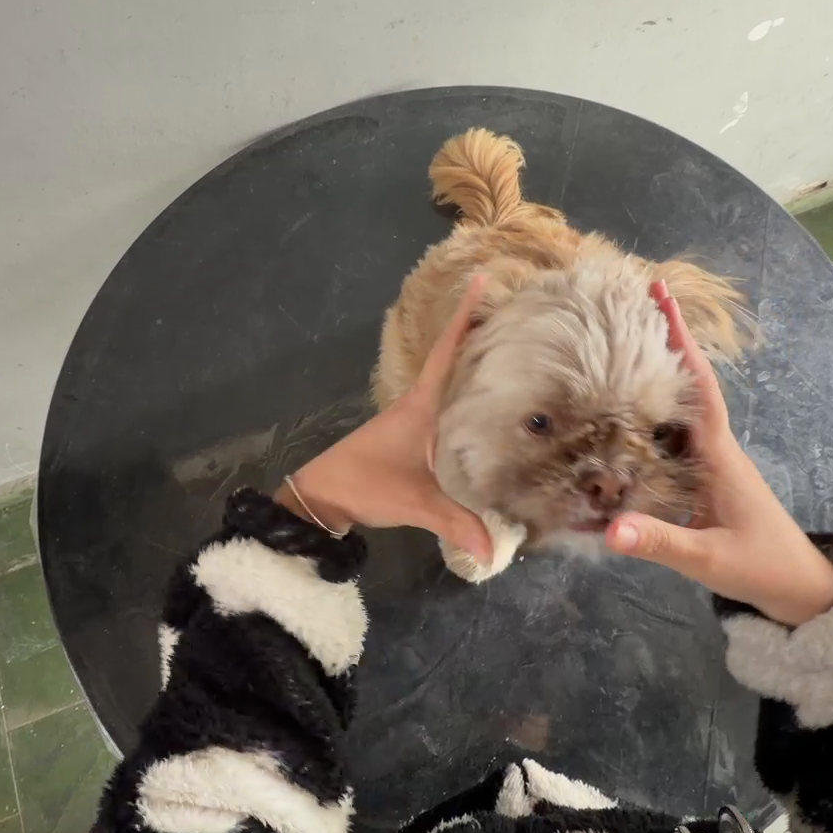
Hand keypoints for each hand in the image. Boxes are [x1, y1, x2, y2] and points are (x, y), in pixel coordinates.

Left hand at [276, 278, 494, 564]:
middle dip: (477, 333)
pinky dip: (460, 393)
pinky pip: (441, 404)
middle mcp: (416, 404)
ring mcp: (409, 420)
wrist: (320, 498)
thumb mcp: (415, 503)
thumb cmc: (365, 485)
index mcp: (419, 405)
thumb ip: (455, 523)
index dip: (465, 316)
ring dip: (468, 363)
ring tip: (504, 353)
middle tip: (512, 314)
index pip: (447, 351)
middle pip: (451, 358)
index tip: (483, 281)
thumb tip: (493, 551)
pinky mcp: (406, 437)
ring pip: (446, 381)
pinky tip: (477, 407)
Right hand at [604, 281, 832, 625]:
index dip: (681, 341)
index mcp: (719, 455)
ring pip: (674, 412)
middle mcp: (712, 450)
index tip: (660, 298)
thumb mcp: (709, 558)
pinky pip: (668, 440)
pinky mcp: (700, 481)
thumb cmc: (763, 568)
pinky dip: (646, 420)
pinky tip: (619, 421)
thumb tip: (609, 530)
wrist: (801, 592)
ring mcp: (707, 465)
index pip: (699, 387)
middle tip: (620, 316)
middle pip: (684, 387)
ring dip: (650, 382)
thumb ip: (661, 542)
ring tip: (611, 357)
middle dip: (659, 348)